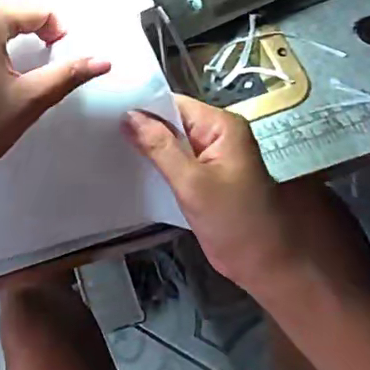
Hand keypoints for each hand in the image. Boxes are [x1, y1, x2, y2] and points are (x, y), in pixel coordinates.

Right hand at [124, 96, 369, 305]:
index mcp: (221, 126)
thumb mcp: (193, 184)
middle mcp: (218, 134)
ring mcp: (212, 156)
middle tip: (101, 131)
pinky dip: (158, 164)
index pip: (174, 103)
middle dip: (141, 127)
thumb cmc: (235, 223)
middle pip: (172, 120)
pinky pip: (177, 161)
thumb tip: (129, 115)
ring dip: (147, 147)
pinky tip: (132, 168)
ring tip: (109, 146)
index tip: (106, 112)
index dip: (142, 107)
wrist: (268, 265)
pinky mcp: (206, 177)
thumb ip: (160, 147)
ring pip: (172, 142)